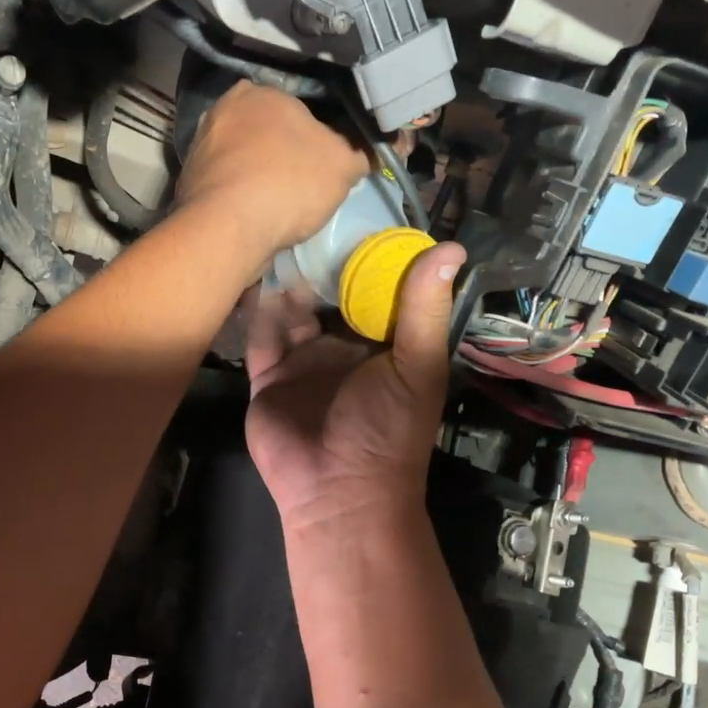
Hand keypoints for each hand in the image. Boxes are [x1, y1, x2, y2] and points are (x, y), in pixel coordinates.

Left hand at [174, 81, 369, 260]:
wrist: (226, 229)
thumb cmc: (289, 183)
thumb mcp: (343, 164)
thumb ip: (362, 151)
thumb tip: (380, 146)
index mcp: (259, 92)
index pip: (298, 106)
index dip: (317, 135)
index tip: (326, 161)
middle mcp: (222, 110)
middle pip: (266, 132)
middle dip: (282, 153)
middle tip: (303, 183)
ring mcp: (199, 148)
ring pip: (243, 159)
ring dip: (258, 176)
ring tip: (278, 205)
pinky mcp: (187, 184)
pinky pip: (225, 186)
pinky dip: (239, 198)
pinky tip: (252, 217)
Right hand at [245, 243, 464, 533]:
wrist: (340, 490)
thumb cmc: (388, 429)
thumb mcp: (417, 365)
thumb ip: (423, 308)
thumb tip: (451, 247)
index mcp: (381, 348)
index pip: (374, 294)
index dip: (366, 259)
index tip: (356, 216)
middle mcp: (340, 351)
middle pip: (326, 298)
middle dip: (319, 265)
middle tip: (308, 217)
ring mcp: (301, 364)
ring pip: (290, 312)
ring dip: (286, 282)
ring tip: (278, 236)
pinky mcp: (267, 379)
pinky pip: (260, 337)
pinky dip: (257, 310)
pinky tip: (255, 276)